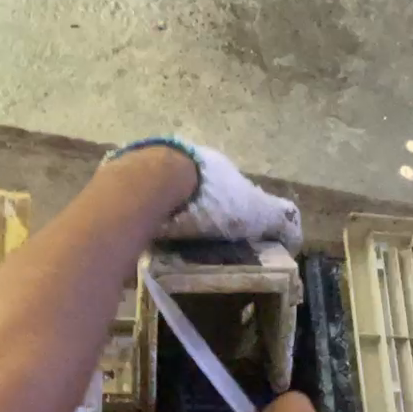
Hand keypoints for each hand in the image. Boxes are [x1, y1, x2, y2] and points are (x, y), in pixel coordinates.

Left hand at [106, 139, 302, 251]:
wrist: (151, 185)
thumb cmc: (208, 198)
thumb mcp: (253, 210)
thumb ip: (276, 220)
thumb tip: (295, 236)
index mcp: (211, 166)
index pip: (222, 190)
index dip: (226, 212)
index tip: (225, 237)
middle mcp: (178, 162)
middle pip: (189, 194)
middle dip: (192, 217)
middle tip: (194, 246)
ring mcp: (145, 171)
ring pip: (157, 199)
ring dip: (163, 219)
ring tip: (166, 249)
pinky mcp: (117, 188)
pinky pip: (132, 209)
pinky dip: (138, 224)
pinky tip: (140, 244)